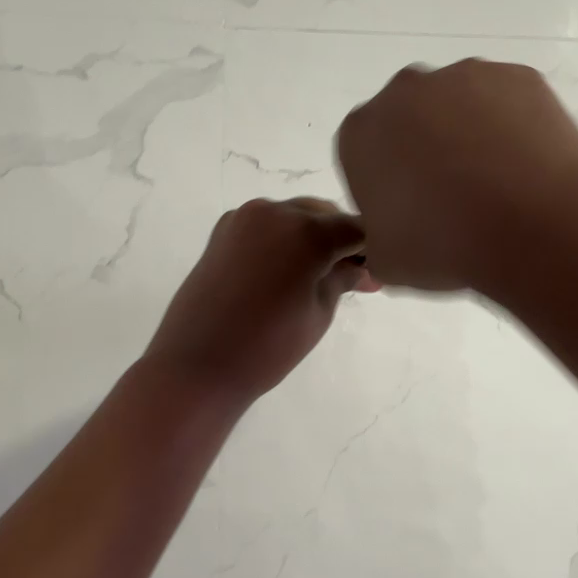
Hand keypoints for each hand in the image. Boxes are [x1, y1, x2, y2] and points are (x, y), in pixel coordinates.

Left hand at [142, 198, 376, 404]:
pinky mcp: (224, 231)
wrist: (198, 366)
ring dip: (313, 239)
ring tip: (320, 280)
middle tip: (354, 282)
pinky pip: (267, 226)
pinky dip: (284, 241)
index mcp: (306, 230)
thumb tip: (365, 269)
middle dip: (342, 242)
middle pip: (324, 216)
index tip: (379, 274)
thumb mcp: (319, 313)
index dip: (373, 250)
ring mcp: (244, 218)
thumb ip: (343, 279)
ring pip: (295, 217)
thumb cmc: (268, 347)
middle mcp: (275, 211)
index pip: (356, 228)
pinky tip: (289, 273)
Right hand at [335, 58, 577, 291]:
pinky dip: (509, 126)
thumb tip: (393, 240)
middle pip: (408, 119)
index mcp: (360, 133)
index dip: (385, 184)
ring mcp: (463, 76)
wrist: (534, 226)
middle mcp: (404, 91)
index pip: (363, 154)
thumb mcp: (387, 263)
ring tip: (494, 183)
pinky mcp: (517, 75)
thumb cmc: (444, 246)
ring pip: (457, 105)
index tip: (408, 212)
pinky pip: (504, 101)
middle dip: (422, 150)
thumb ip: (377, 242)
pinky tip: (523, 166)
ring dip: (466, 134)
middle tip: (450, 197)